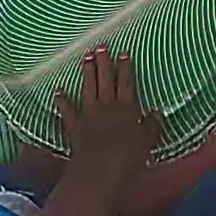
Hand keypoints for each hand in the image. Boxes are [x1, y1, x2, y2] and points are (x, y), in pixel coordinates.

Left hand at [55, 49, 158, 182]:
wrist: (101, 168)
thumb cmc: (128, 156)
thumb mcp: (147, 141)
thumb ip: (151, 125)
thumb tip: (156, 111)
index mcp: (127, 108)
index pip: (126, 83)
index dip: (124, 68)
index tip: (122, 53)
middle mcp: (107, 105)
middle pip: (105, 79)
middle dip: (104, 62)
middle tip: (100, 46)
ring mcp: (89, 113)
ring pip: (88, 88)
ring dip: (87, 72)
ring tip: (86, 57)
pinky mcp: (74, 124)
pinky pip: (67, 109)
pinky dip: (62, 100)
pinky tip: (58, 90)